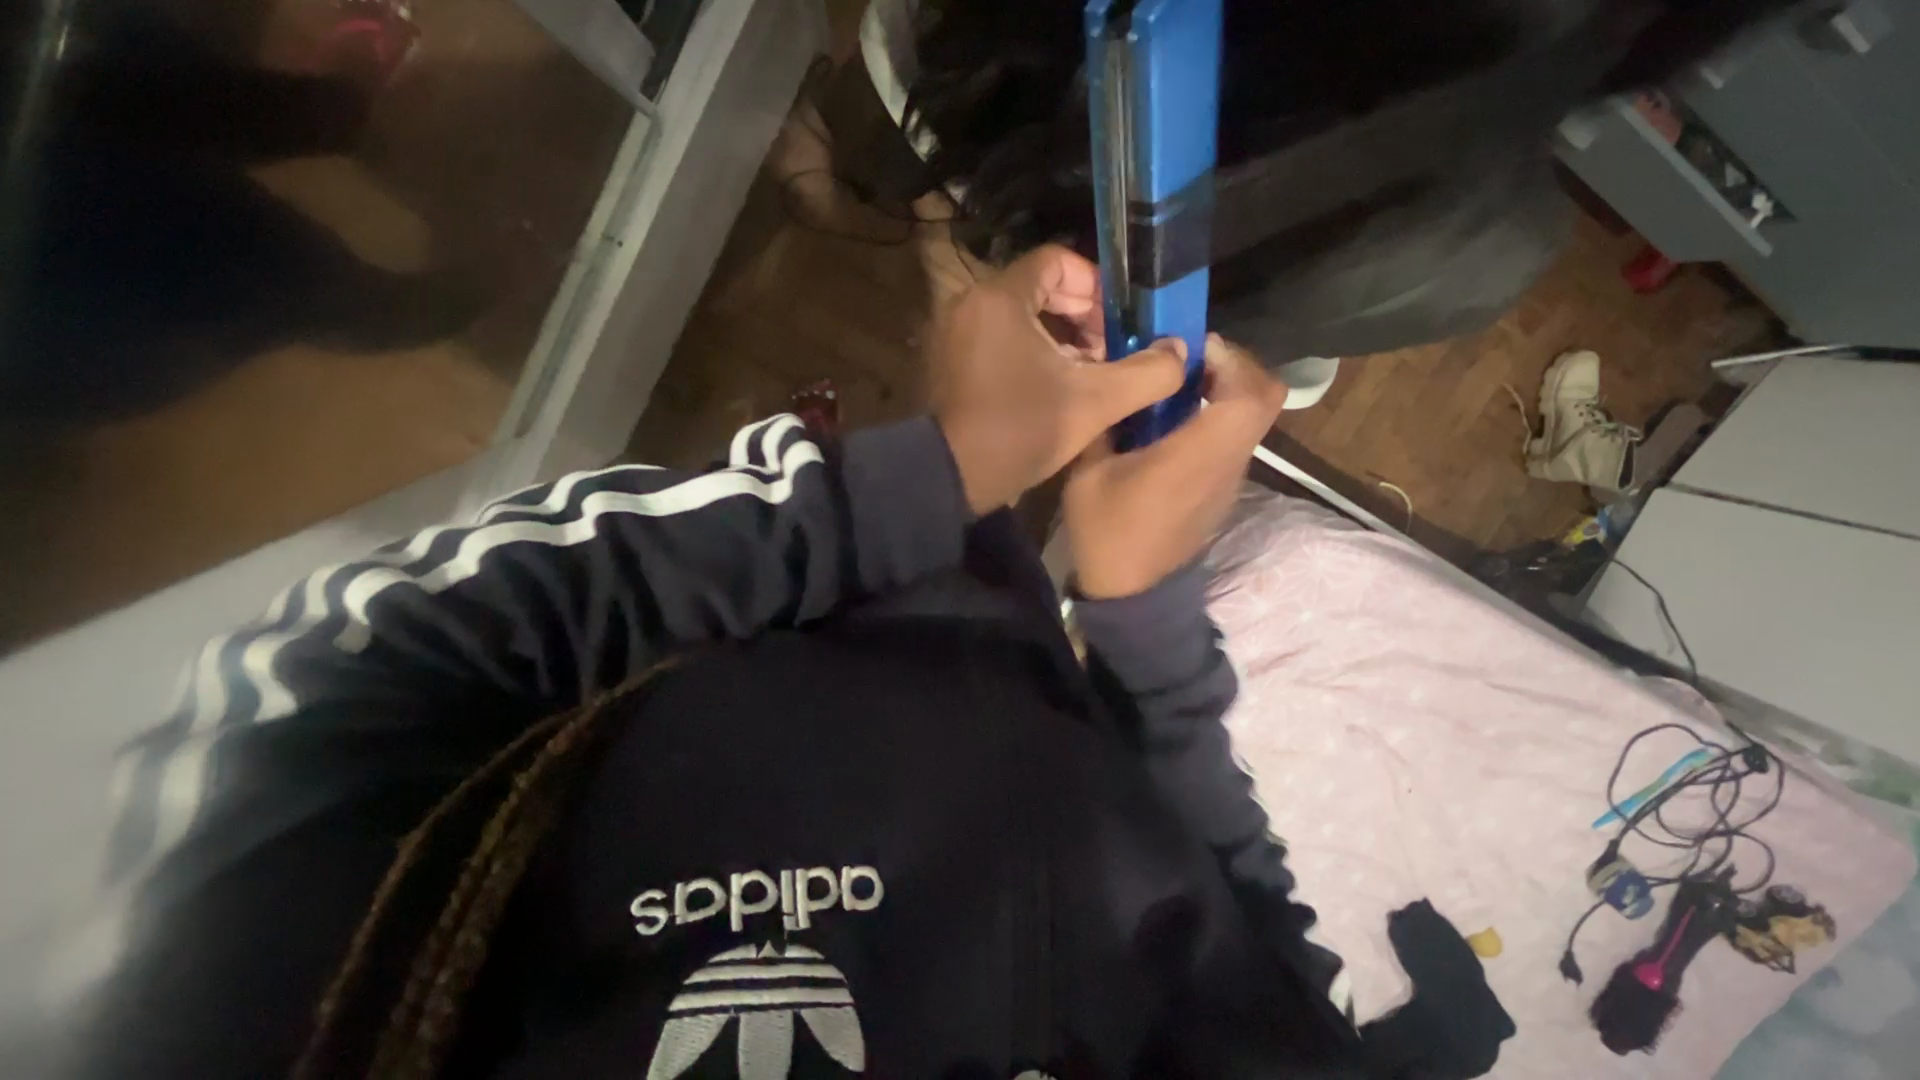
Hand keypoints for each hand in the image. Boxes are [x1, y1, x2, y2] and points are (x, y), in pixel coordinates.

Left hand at [929, 245, 1186, 514]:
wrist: (951, 478)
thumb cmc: (1022, 430)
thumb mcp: (1096, 401)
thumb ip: (1147, 371)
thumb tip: (1180, 351)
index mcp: (1001, 298)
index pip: (1057, 261)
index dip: (1095, 285)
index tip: (1119, 321)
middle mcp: (972, 304)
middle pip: (1039, 288)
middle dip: (1082, 314)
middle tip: (1112, 348)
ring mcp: (956, 334)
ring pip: (1021, 317)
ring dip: (1061, 337)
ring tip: (1092, 371)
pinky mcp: (952, 362)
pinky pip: (1000, 340)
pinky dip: (1032, 352)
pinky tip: (1059, 387)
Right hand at [1064, 334, 1288, 598]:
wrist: (1131, 591)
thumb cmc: (1106, 531)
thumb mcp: (1087, 471)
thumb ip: (1107, 416)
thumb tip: (1119, 371)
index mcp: (1197, 455)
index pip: (1251, 394)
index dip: (1232, 359)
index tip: (1192, 349)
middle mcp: (1226, 461)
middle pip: (1265, 396)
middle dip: (1233, 365)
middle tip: (1189, 359)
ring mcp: (1231, 476)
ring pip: (1253, 414)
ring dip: (1225, 388)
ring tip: (1177, 384)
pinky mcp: (1224, 486)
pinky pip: (1235, 435)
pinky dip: (1217, 413)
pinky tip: (1173, 420)